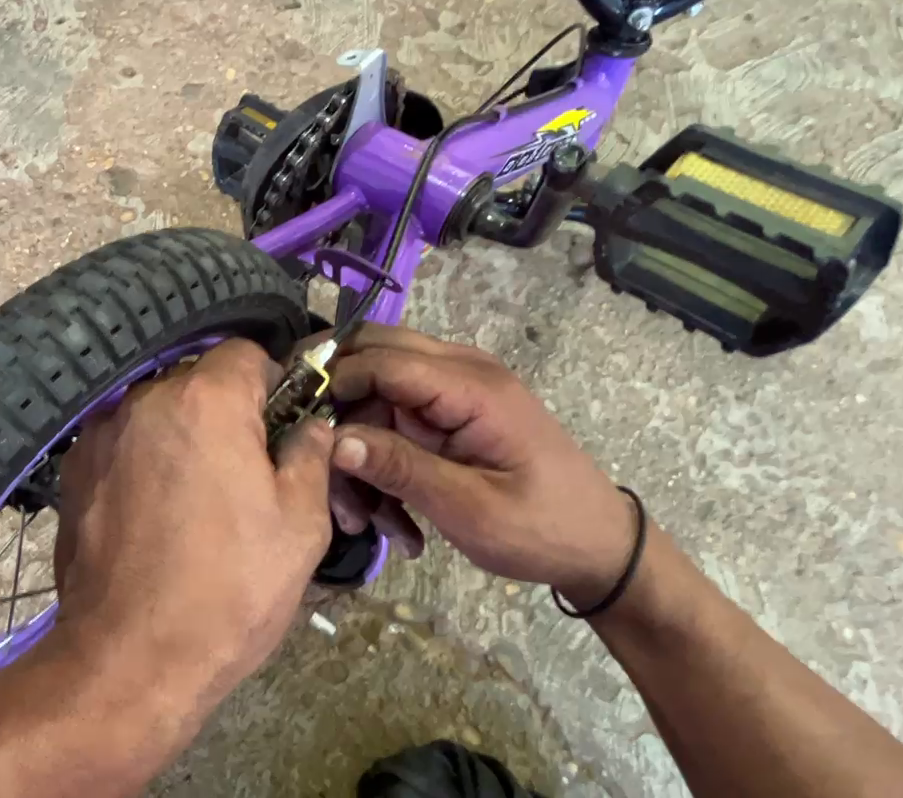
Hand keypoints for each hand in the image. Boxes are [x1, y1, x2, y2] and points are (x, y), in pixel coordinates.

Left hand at [54, 339, 333, 693]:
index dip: (272, 381)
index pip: (245, 352)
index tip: (281, 423)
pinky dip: (143, 456)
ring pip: (157, 409)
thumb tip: (311, 424)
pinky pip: (122, 440)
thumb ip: (309, 454)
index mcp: (205, 400)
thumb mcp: (299, 525)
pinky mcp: (74, 464)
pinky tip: (152, 509)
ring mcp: (101, 430)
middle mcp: (145, 398)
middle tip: (244, 467)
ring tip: (195, 495)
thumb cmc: (228, 589)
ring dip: (181, 433)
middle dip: (225, 409)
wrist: (129, 653)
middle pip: (197, 379)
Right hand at [325, 324, 634, 605]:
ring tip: (362, 516)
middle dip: (335, 402)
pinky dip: (376, 457)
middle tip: (314, 453)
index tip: (301, 428)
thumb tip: (333, 440)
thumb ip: (400, 468)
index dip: (333, 384)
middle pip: (370, 352)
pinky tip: (386, 513)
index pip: (381, 358)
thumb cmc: (544, 530)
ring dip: (355, 444)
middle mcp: (458, 370)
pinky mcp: (446, 411)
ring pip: (372, 389)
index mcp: (471, 386)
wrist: (602, 549)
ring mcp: (451, 388)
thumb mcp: (470, 509)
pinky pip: (390, 415)